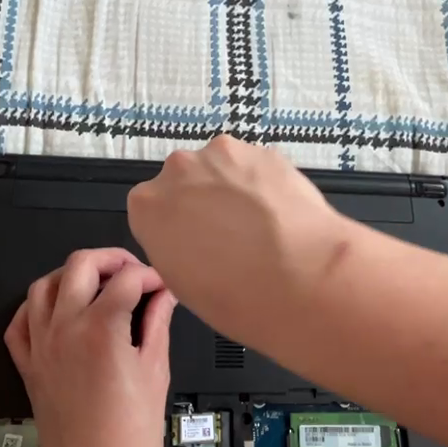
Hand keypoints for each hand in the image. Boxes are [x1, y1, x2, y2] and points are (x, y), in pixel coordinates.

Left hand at [6, 249, 175, 446]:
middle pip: (80, 264)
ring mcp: (41, 347)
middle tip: (134, 273)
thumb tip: (164, 295)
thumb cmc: (132, 442)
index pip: (128, 278)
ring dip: (73, 276)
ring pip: (45, 284)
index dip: (152, 276)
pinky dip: (38, 307)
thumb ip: (157, 323)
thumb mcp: (156, 373)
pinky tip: (61, 311)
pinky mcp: (28, 367)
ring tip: (99, 286)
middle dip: (111, 260)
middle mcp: (65, 329)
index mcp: (101, 329)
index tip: (164, 285)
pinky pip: (21, 321)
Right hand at [125, 135, 357, 346]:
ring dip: (233, 187)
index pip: (153, 209)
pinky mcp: (263, 151)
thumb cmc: (235, 295)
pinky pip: (256, 166)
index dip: (176, 227)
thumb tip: (191, 238)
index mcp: (147, 205)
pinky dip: (264, 184)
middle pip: (186, 180)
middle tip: (230, 235)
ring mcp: (223, 154)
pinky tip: (281, 214)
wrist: (300, 277)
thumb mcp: (181, 283)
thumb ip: (173, 246)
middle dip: (203, 200)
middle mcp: (179, 168)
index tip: (195, 244)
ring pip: (222, 168)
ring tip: (260, 225)